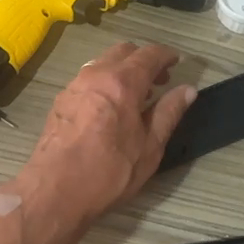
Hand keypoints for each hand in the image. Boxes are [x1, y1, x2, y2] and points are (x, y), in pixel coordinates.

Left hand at [9, 42, 195, 233]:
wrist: (56, 191)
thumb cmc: (110, 172)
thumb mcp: (150, 147)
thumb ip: (169, 113)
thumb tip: (187, 90)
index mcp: (122, 83)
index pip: (149, 55)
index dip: (166, 55)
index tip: (176, 62)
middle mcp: (95, 75)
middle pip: (123, 52)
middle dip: (144, 60)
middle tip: (159, 81)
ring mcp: (73, 86)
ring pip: (102, 63)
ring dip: (122, 70)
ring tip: (136, 96)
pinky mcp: (60, 101)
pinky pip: (87, 80)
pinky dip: (104, 83)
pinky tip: (110, 108)